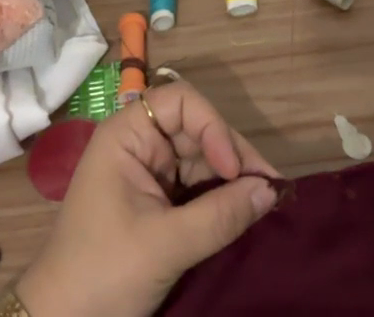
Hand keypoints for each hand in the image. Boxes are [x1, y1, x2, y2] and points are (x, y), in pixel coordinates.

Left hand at [13, 82, 280, 316]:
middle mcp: (139, 145)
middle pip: (198, 129)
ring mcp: (148, 175)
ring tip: (266, 201)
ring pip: (202, 159)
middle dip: (232, 154)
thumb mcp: (164, 245)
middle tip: (269, 189)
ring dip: (233, 177)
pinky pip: (197, 188)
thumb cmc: (103, 271)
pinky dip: (223, 197)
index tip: (232, 169)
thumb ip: (219, 215)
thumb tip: (270, 190)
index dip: (212, 126)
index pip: (181, 102)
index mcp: (127, 136)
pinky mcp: (157, 204)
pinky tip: (247, 210)